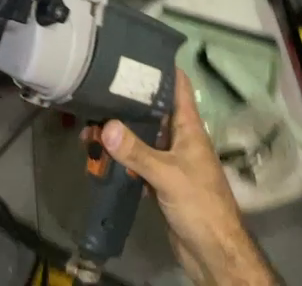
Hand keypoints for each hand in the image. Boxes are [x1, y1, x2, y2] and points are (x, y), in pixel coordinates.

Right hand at [98, 72, 277, 285]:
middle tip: (97, 87)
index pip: (177, 84)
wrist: (212, 250)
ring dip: (120, 130)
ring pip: (142, 135)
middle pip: (153, 109)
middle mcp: (179, 136)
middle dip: (128, 99)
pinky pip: (137, 159)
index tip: (134, 52)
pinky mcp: (159, 179)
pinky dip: (120, 155)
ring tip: (89, 121)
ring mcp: (169, 158)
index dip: (160, 66)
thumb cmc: (199, 202)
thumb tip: (106, 125)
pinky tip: (99, 152)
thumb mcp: (167, 174)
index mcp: (189, 126)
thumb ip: (136, 151)